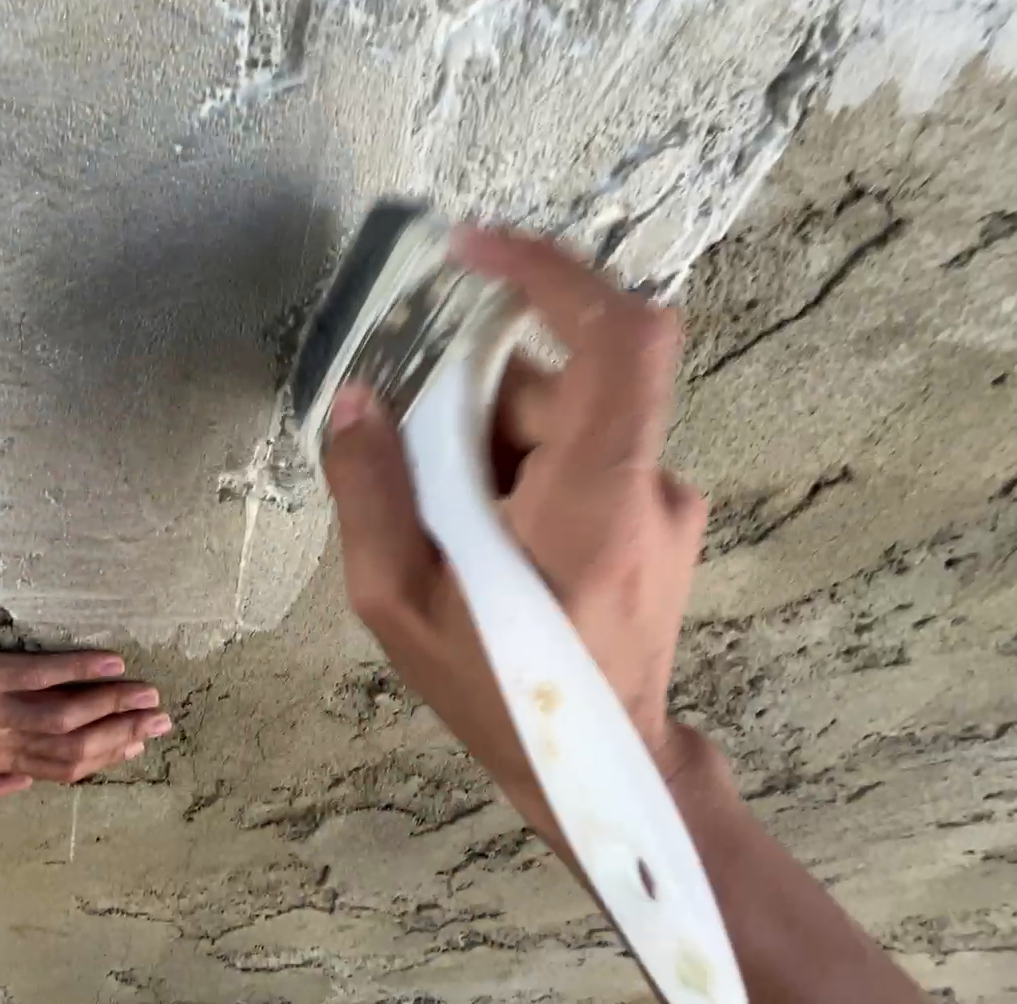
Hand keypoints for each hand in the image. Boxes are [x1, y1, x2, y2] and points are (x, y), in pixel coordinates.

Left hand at [0, 642, 171, 806]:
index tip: (134, 747)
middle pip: (75, 742)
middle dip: (122, 733)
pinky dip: (78, 670)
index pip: (59, 765)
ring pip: (67, 710)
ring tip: (150, 695)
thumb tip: (19, 784)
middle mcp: (3, 740)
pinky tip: (110, 664)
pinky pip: (40, 674)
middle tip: (162, 722)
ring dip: (113, 704)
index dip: (102, 758)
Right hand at [321, 225, 710, 827]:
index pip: (616, 341)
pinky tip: (482, 540)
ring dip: (482, 450)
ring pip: (555, 421)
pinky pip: (570, 452)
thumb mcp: (392, 598)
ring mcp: (660, 499)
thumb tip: (356, 397)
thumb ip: (367, 491)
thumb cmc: (491, 689)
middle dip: (467, 410)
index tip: (471, 250)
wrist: (601, 767)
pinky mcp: (654, 514)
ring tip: (447, 532)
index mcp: (591, 499)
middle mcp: (647, 482)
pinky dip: (510, 469)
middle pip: (551, 386)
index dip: (550, 275)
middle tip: (415, 479)